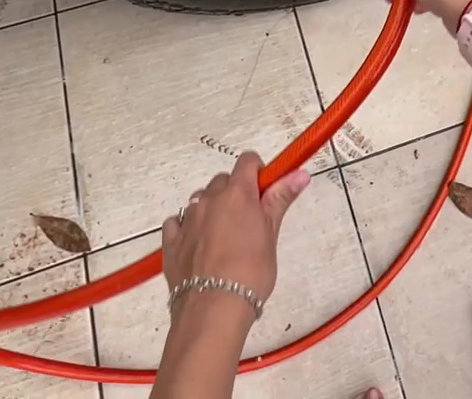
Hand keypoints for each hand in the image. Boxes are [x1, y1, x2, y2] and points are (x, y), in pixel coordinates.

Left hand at [161, 152, 309, 309]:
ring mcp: (187, 218)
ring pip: (201, 199)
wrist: (214, 310)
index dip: (258, 173)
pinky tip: (197, 245)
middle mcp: (209, 198)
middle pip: (224, 181)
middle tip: (248, 222)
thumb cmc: (251, 272)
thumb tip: (300, 173)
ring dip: (212, 209)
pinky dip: (187, 226)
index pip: (247, 161)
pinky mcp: (170, 241)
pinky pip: (177, 221)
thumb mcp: (271, 234)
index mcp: (237, 192)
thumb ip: (281, 198)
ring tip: (224, 239)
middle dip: (236, 193)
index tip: (265, 193)